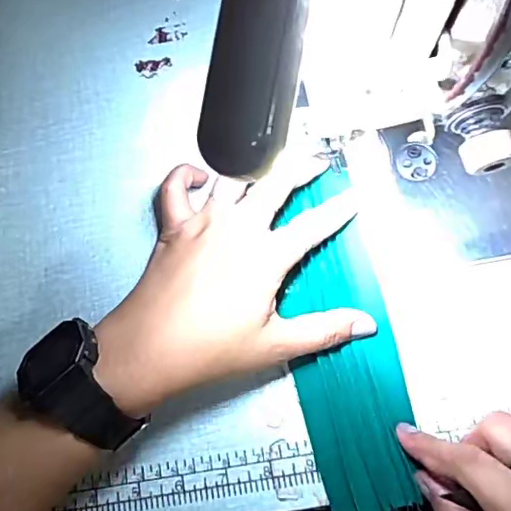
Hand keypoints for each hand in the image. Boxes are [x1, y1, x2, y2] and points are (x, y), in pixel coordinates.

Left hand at [91, 156, 373, 416]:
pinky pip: (176, 187)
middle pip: (275, 184)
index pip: (314, 225)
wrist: (147, 350)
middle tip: (317, 160)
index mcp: (266, 257)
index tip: (354, 197)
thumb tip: (363, 324)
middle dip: (302, 166)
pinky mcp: (173, 227)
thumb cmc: (207, 350)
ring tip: (269, 161)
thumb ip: (324, 331)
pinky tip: (199, 176)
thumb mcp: (274, 344)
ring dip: (254, 166)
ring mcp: (202, 224)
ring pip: (232, 178)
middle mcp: (236, 230)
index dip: (339, 210)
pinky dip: (186, 175)